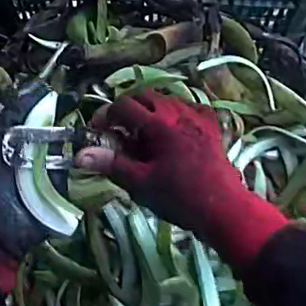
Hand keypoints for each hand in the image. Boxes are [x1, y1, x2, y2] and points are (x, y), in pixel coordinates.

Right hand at [74, 89, 290, 267]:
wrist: (225, 210)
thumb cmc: (180, 197)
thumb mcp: (140, 183)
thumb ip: (111, 164)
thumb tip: (80, 155)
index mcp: (158, 124)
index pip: (123, 105)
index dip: (105, 115)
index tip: (98, 131)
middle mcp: (178, 112)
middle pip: (144, 95)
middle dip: (126, 108)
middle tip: (118, 130)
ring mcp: (198, 117)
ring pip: (167, 98)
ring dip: (150, 109)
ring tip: (143, 132)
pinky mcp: (212, 127)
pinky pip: (191, 107)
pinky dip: (176, 113)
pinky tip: (173, 129)